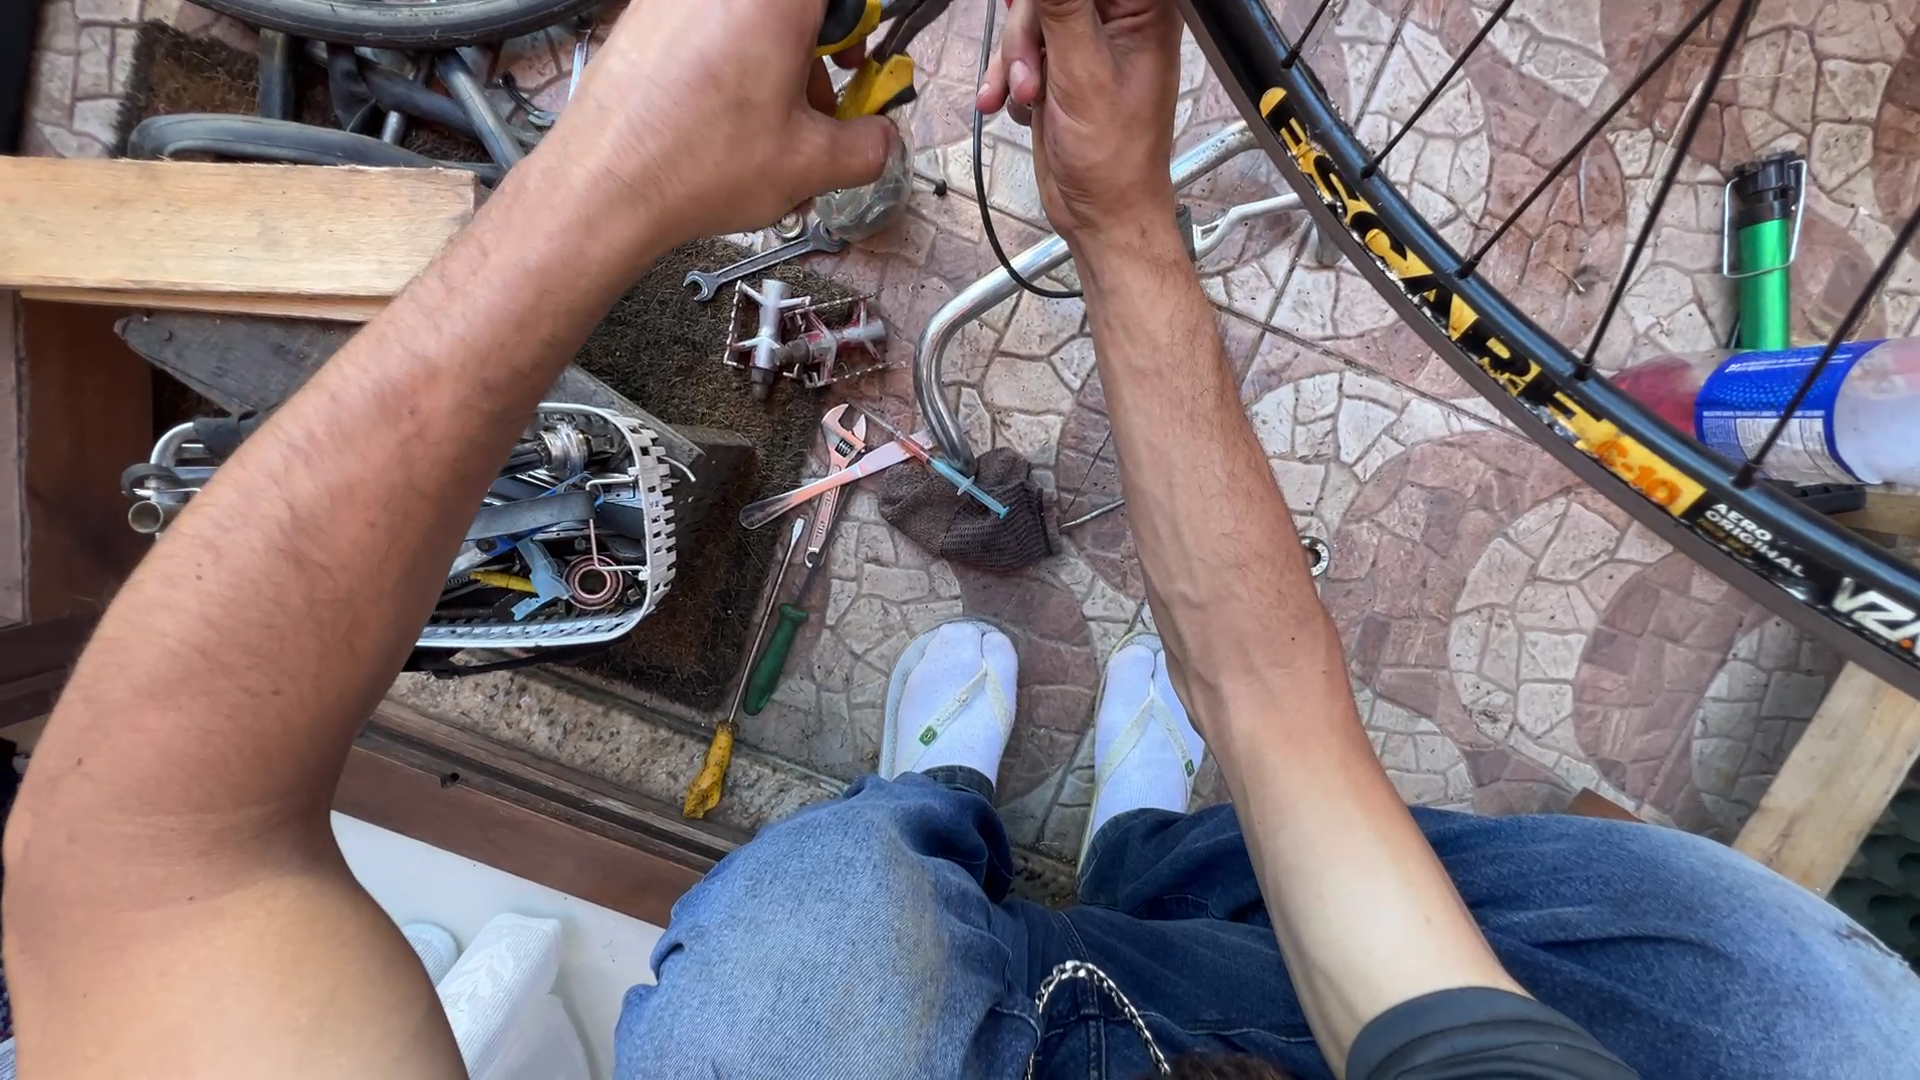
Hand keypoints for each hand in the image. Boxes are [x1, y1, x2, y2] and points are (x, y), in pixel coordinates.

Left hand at [525, 0, 898, 258]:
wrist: (611, 183)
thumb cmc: (700, 163)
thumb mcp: (811, 164)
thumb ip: (866, 147)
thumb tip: (882, 140)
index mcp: (772, 0)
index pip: (837, 1)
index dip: (855, 24)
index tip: (857, 59)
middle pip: (794, 12)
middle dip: (818, 53)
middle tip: (825, 103)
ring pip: (752, 23)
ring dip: (779, 70)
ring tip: (776, 135)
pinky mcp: (648, 16)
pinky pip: (712, 31)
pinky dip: (737, 70)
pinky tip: (732, 127)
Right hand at [977, 0, 1182, 245]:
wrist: (1099, 214)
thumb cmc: (1112, 161)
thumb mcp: (1082, 74)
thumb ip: (1060, 7)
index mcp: (1142, 10)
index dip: (1051, 2)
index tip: (1037, 23)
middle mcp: (1117, 22)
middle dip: (1026, 34)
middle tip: (1027, 78)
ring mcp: (1085, 48)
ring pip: (1030, 23)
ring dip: (1013, 61)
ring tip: (1021, 98)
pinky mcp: (1060, 73)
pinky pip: (1023, 55)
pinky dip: (1010, 80)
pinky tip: (1013, 105)